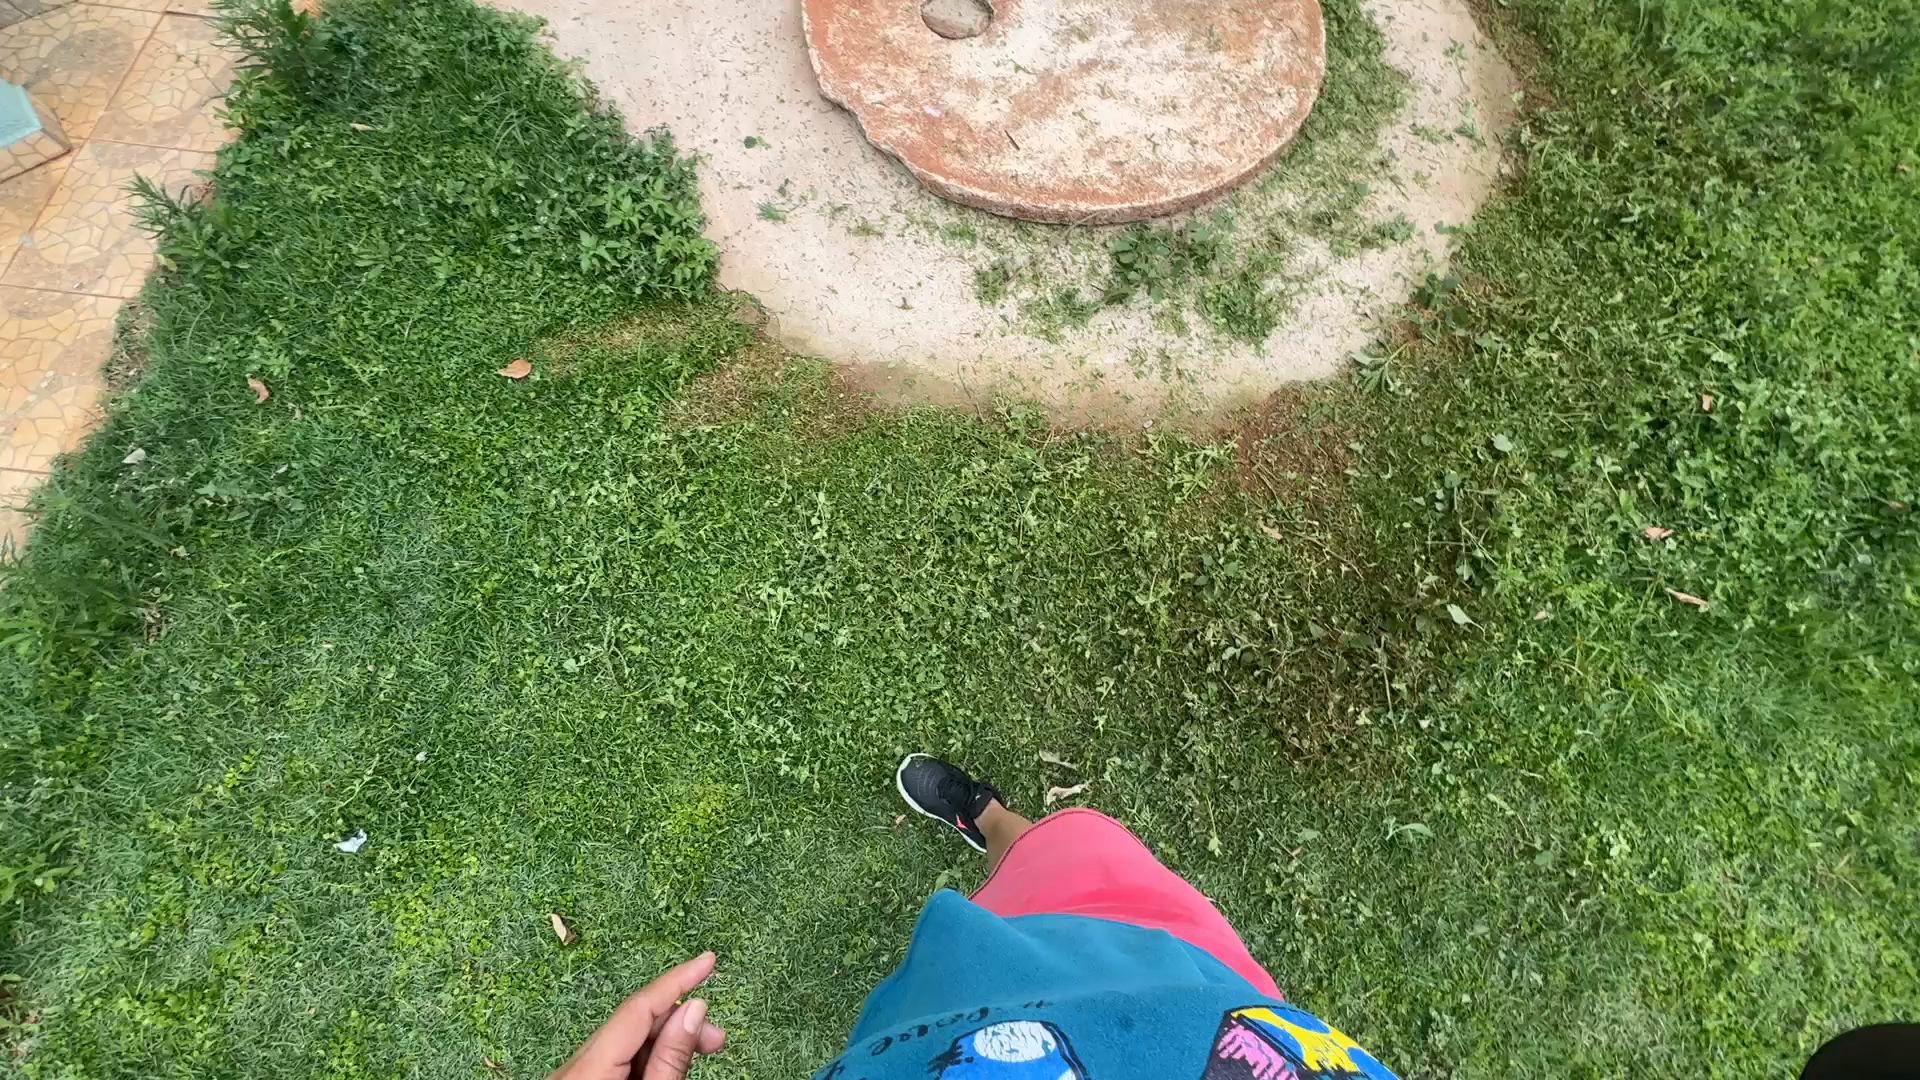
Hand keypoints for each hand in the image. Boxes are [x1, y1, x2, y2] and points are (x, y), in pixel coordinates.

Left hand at [548, 952, 727, 1079]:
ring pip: (624, 1043)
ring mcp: (569, 1078)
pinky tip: (664, 1069)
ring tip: (699, 1054)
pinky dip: (643, 1060)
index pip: (638, 1006)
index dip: (677, 979)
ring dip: (663, 1042)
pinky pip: (612, 1061)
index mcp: (586, 1070)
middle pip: (633, 1024)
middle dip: (678, 1021)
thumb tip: (695, 1006)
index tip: (709, 959)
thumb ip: (670, 1058)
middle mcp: (570, 1069)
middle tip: (716, 1038)